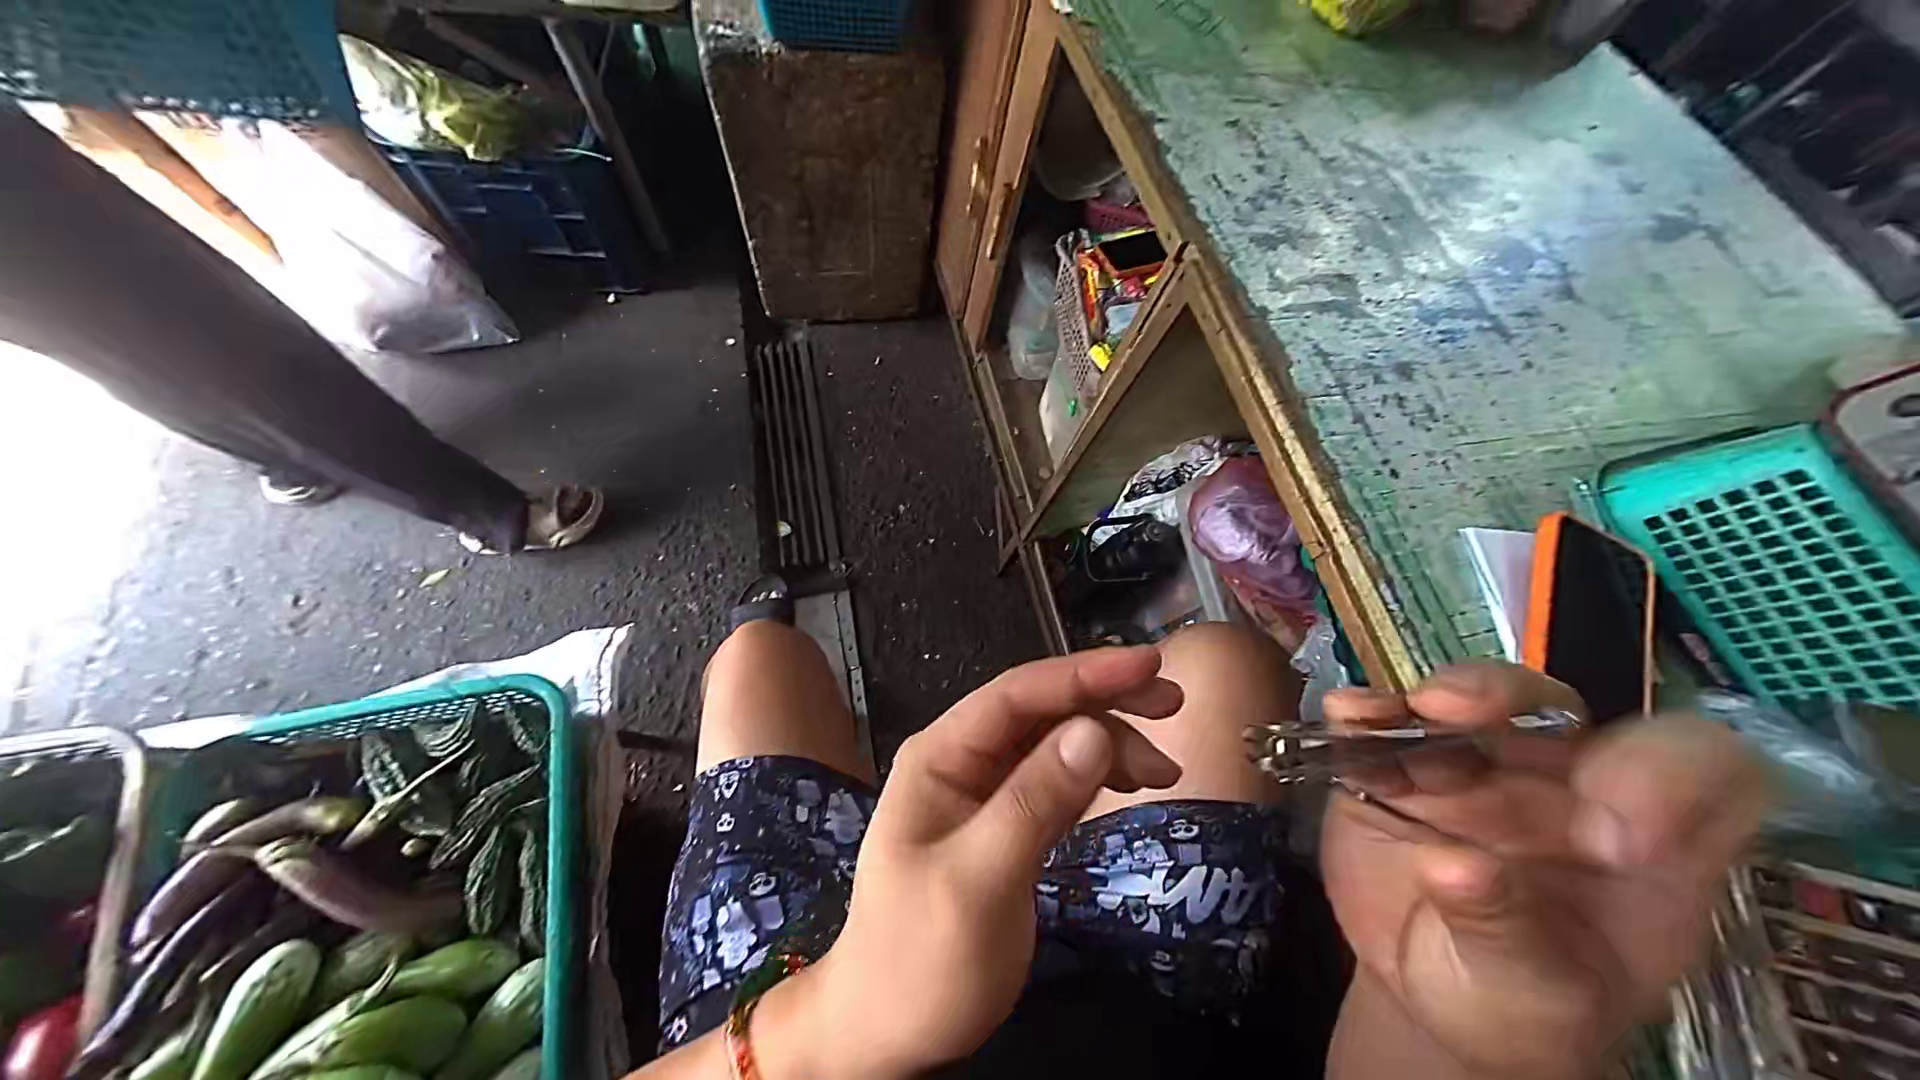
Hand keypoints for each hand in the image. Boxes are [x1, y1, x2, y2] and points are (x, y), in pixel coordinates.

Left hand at [794, 647, 1183, 1079]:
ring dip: (1112, 743)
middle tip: (1170, 702)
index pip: (1017, 694)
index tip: (1147, 663)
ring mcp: (988, 789)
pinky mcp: (1011, 820)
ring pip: (1058, 742)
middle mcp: (965, 759)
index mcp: (942, 755)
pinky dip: (1100, 775)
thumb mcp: (977, 881)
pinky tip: (1133, 784)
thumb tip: (1093, 731)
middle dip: (1105, 699)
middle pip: (1042, 709)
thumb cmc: (919, 957)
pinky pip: (1061, 779)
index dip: (1083, 673)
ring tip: (1163, 771)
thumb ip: (1034, 803)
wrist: (889, 1028)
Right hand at [1321, 663, 1765, 1079]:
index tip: (1614, 834)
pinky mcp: (1392, 764)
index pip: (1699, 771)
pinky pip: (1379, 719)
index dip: (1670, 776)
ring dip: (1448, 689)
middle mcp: (1554, 784)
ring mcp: (1468, 765)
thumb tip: (1452, 865)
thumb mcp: (1535, 997)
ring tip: (1422, 708)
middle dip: (1518, 701)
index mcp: (1639, 842)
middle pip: (1556, 709)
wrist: (1423, 988)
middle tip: (1474, 718)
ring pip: (1470, 695)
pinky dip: (1363, 708)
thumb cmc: (1514, 1005)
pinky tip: (1349, 713)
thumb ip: (1508, 934)